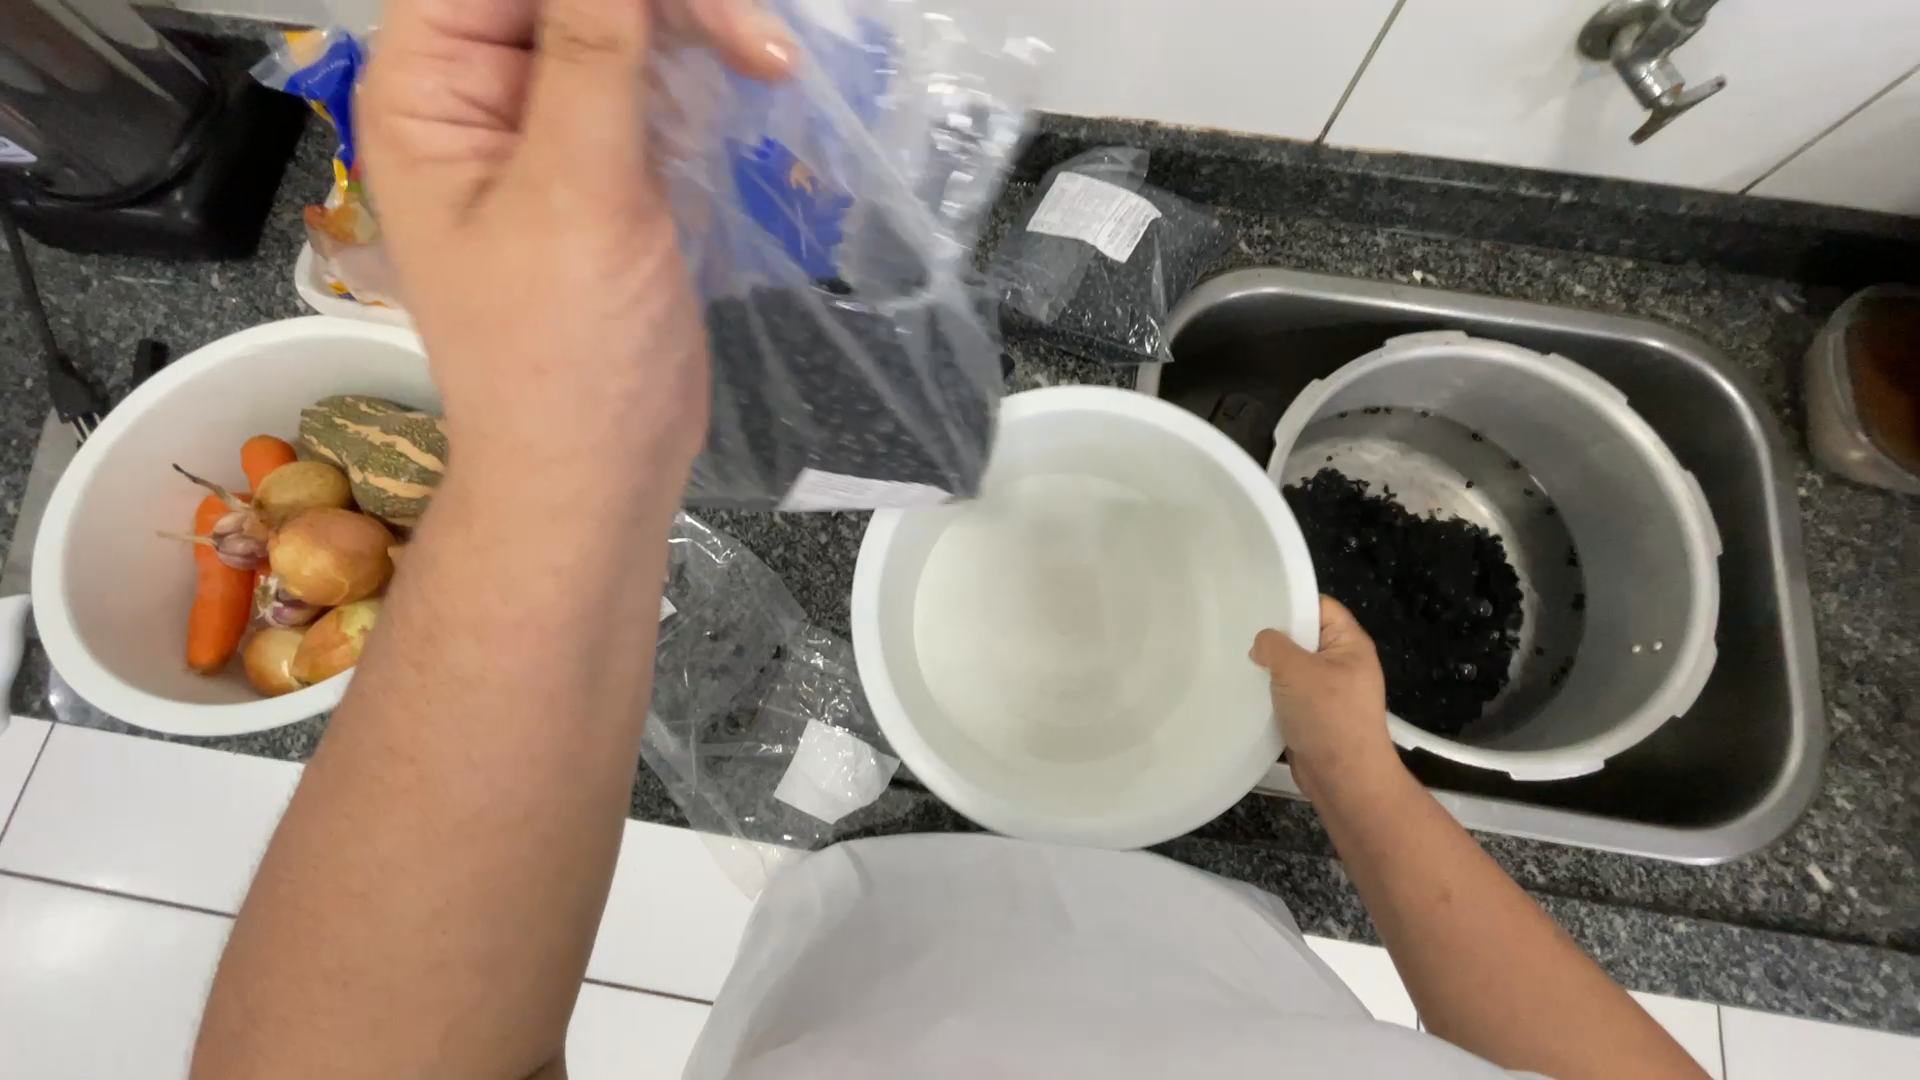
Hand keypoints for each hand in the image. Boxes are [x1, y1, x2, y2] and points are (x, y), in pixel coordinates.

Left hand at [359, 0, 793, 486]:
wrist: (601, 469)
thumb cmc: (571, 353)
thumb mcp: (579, 197)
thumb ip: (594, 58)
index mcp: (435, 89)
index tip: (701, 8)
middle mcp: (488, 103)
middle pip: (571, 0)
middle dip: (668, 6)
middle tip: (762, 46)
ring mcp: (557, 148)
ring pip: (622, 44)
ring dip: (696, 41)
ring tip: (772, 65)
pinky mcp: (615, 190)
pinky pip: (654, 107)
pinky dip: (703, 95)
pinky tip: (751, 100)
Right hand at [1250, 596, 1401, 802]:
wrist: (1344, 777)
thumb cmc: (1327, 716)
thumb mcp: (1296, 670)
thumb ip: (1273, 645)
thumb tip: (1261, 645)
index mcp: (1349, 644)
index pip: (1320, 606)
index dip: (1291, 601)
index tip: (1255, 604)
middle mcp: (1341, 662)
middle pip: (1303, 635)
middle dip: (1273, 635)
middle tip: (1239, 632)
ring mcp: (1328, 689)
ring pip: (1292, 665)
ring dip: (1269, 666)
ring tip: (1239, 660)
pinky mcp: (1313, 712)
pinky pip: (1288, 690)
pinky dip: (1270, 689)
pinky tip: (1247, 689)